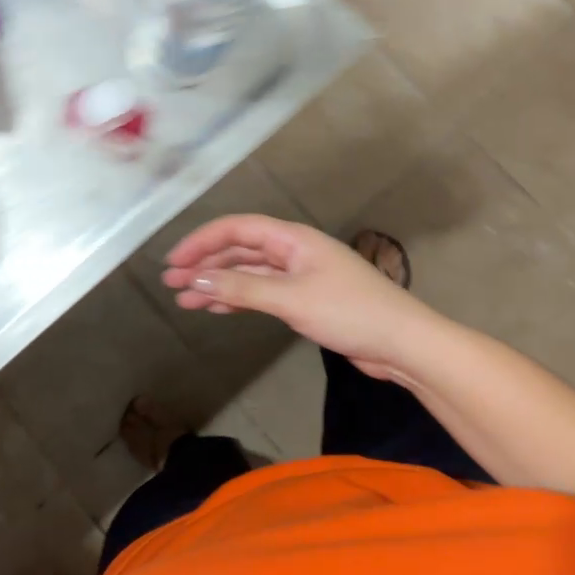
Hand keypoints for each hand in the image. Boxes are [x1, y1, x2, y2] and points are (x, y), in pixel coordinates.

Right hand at [163, 215, 446, 383]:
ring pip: (247, 274)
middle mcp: (293, 251)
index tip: (173, 262)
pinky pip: (261, 293)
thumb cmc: (349, 312)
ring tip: (185, 300)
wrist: (403, 345)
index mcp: (292, 239)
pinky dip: (237, 300)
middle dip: (204, 265)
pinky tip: (216, 310)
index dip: (201, 241)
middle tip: (171, 283)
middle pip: (239, 250)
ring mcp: (300, 275)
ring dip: (217, 285)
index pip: (236, 229)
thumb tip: (196, 280)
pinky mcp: (305, 300)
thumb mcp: (291, 299)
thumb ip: (241, 289)